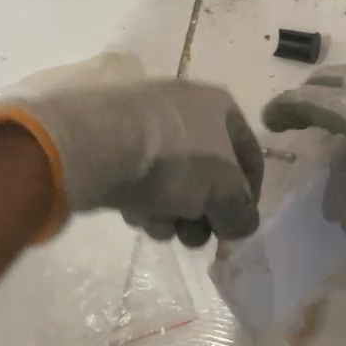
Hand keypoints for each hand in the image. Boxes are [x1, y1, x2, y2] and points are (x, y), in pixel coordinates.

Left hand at [0, 79, 263, 245]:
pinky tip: (133, 213)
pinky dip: (142, 200)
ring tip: (158, 227)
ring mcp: (146, 121)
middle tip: (192, 237)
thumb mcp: (226, 194)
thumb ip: (242, 214)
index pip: (250, 161)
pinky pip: (140, 178)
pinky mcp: (111, 138)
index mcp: (221, 108)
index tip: (234, 229)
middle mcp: (186, 108)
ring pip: (173, 183)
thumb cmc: (175, 161)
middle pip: (207, 177)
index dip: (248, 201)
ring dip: (171, 214)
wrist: (95, 144)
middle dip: (201, 215)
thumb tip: (238, 224)